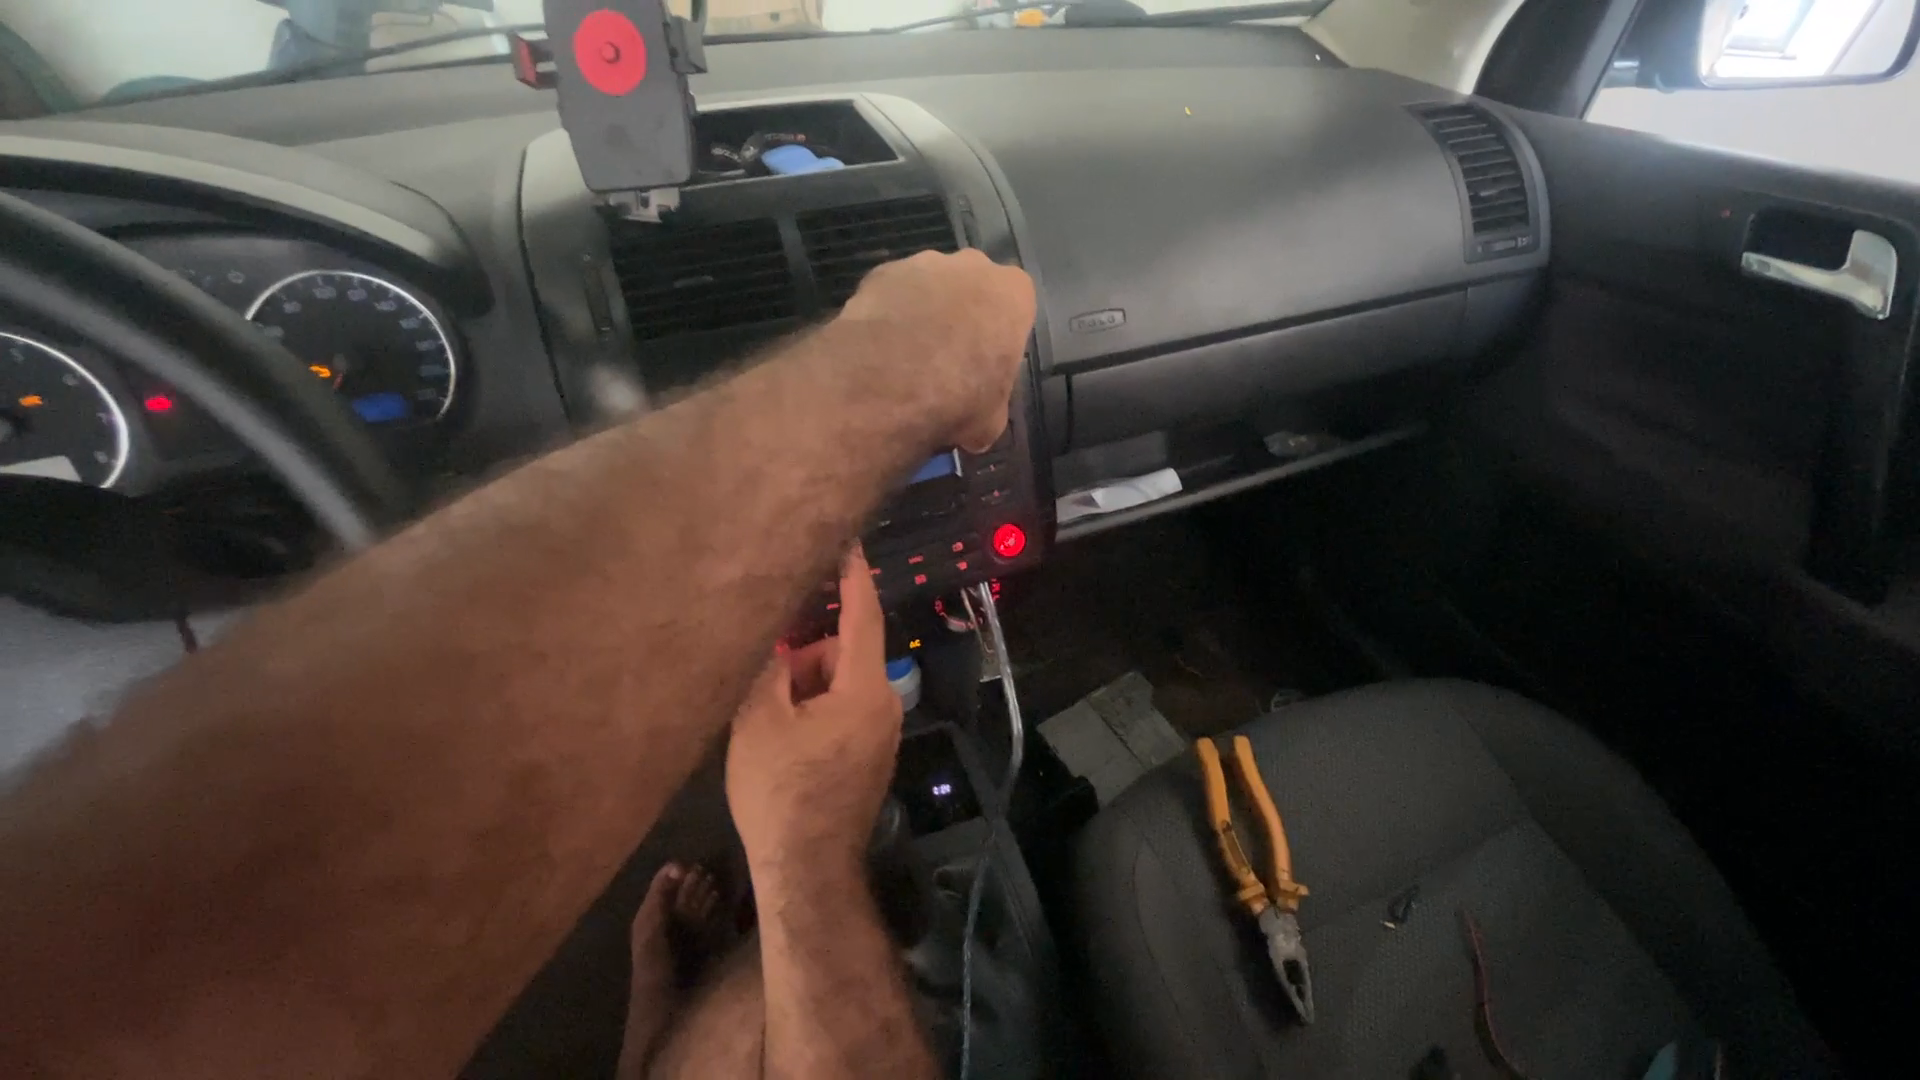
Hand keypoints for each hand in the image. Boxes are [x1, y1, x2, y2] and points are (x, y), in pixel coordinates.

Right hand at [726, 547, 902, 884]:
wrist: (805, 869)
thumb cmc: (782, 791)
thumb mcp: (761, 720)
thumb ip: (774, 669)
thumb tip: (785, 647)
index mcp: (866, 688)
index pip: (864, 616)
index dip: (855, 576)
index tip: (850, 543)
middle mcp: (884, 705)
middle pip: (844, 654)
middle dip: (806, 658)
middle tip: (764, 686)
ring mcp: (880, 734)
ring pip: (840, 685)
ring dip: (806, 689)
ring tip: (767, 723)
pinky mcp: (870, 756)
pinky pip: (843, 712)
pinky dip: (815, 711)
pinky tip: (783, 740)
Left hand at [839, 249, 1034, 451]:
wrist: (891, 384)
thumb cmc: (960, 399)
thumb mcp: (991, 419)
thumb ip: (990, 406)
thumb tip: (975, 427)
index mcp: (1013, 294)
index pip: (1015, 306)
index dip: (999, 335)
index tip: (986, 361)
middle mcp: (972, 267)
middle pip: (972, 287)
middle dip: (962, 314)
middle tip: (947, 357)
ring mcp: (924, 263)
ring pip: (929, 285)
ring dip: (923, 312)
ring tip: (906, 356)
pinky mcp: (881, 272)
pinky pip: (891, 293)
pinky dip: (887, 315)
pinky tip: (879, 348)